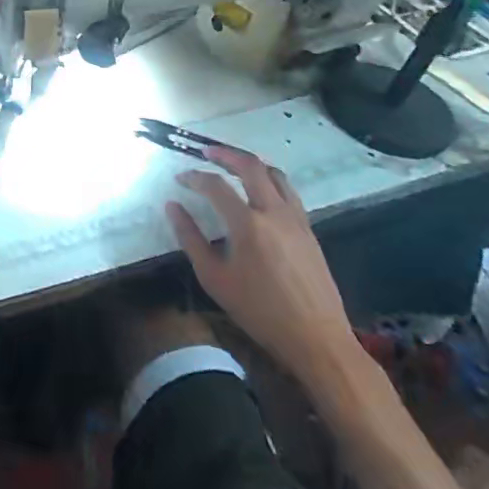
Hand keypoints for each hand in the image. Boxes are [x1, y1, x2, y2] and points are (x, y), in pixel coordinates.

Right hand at [166, 147, 350, 377]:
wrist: (315, 337)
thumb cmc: (259, 311)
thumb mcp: (214, 279)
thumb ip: (190, 238)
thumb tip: (172, 207)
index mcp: (248, 223)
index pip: (216, 186)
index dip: (195, 177)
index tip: (181, 179)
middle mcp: (274, 211)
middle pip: (251, 166)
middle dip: (226, 154)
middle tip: (207, 152)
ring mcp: (296, 218)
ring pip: (275, 174)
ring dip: (252, 164)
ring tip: (234, 165)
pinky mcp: (309, 228)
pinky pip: (288, 191)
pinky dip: (270, 181)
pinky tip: (260, 193)